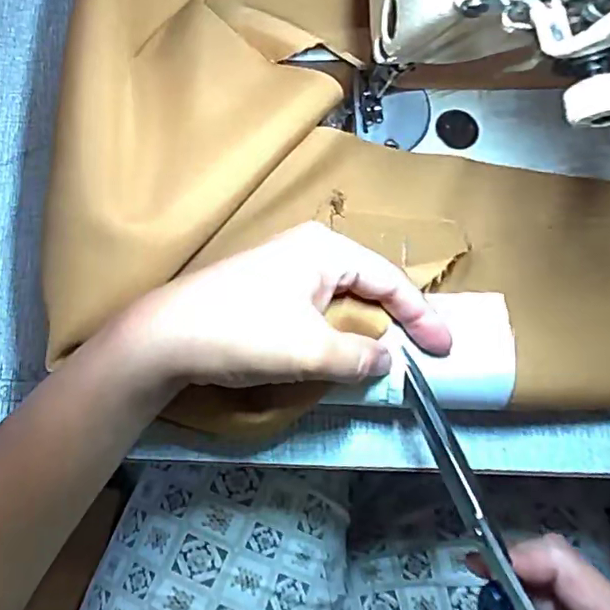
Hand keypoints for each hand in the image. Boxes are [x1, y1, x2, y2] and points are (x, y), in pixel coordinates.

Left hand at [113, 222, 452, 389]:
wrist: (166, 336)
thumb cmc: (242, 333)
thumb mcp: (310, 350)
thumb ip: (358, 356)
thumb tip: (387, 360)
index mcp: (324, 249)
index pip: (388, 279)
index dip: (422, 315)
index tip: (444, 348)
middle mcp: (306, 250)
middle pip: (366, 284)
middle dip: (395, 317)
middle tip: (423, 350)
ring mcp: (282, 267)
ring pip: (339, 298)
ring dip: (363, 327)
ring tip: (387, 354)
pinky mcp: (264, 289)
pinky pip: (315, 307)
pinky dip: (335, 329)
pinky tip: (339, 350)